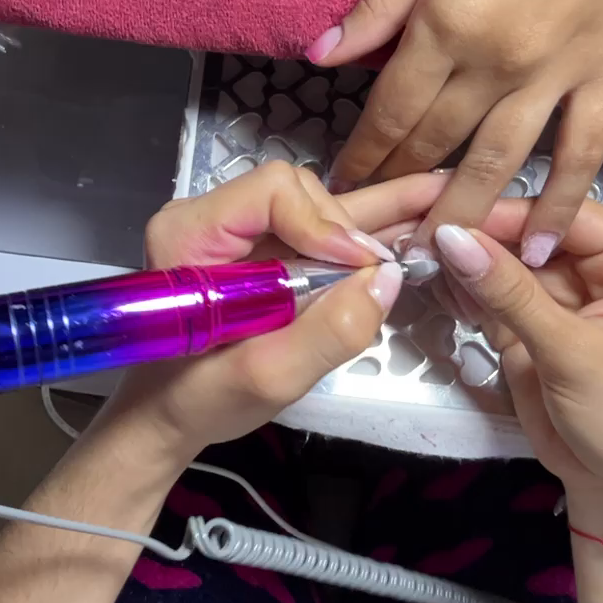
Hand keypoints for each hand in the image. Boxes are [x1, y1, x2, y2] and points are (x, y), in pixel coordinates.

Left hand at [101, 163, 448, 461]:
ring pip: (311, 207)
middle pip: (296, 194)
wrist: (169, 411)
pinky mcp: (256, 248)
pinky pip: (310, 230)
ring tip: (433, 205)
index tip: (357, 267)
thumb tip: (388, 279)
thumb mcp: (268, 377)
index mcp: (190, 233)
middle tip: (383, 271)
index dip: (322, 224)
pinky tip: (412, 215)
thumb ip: (328, 332)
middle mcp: (208, 217)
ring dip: (364, 224)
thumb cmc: (200, 399)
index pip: (271, 191)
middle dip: (343, 231)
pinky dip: (356, 235)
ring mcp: (233, 230)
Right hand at [431, 200, 602, 545]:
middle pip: (532, 235)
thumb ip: (510, 292)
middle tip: (421, 231)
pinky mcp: (534, 325)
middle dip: (480, 236)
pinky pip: (494, 296)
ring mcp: (565, 298)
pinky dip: (466, 292)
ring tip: (419, 255)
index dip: (509, 212)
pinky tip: (435, 282)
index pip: (567, 215)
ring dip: (467, 264)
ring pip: (506, 264)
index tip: (447, 209)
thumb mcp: (575, 352)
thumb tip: (450, 236)